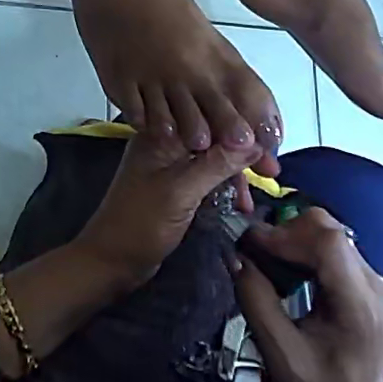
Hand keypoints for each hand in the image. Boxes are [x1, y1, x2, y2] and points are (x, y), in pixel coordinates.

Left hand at [72, 132, 260, 287]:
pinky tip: (238, 205)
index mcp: (161, 134)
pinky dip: (223, 188)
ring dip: (235, 176)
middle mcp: (166, 143)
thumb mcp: (181, 191)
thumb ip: (217, 164)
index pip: (209, 119)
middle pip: (213, 138)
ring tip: (252, 200)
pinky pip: (205, 178)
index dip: (243, 132)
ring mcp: (169, 165)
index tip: (270, 151)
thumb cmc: (140, 223)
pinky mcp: (174, 186)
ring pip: (212, 159)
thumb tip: (254, 142)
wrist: (110, 261)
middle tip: (272, 175)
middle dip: (243, 155)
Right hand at [232, 207, 382, 381]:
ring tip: (267, 261)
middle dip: (286, 233)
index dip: (285, 234)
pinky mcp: (367, 283)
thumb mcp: (281, 355)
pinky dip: (304, 249)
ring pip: (331, 234)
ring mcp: (375, 282)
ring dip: (294, 239)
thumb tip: (235, 256)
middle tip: (256, 254)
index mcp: (359, 305)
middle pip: (330, 231)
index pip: (329, 242)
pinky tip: (287, 270)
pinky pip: (334, 248)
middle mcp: (374, 285)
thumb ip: (257, 302)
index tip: (252, 245)